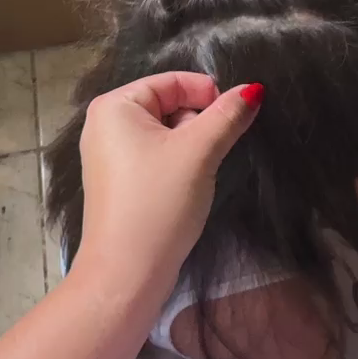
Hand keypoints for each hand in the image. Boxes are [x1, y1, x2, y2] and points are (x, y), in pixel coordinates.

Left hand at [74, 73, 263, 292]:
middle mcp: (104, 122)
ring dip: (190, 144)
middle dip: (197, 122)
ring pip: (164, 131)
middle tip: (212, 152)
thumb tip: (253, 88)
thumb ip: (227, 115)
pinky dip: (176, 162)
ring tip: (199, 171)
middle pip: (168, 103)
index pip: (172, 81)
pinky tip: (185, 186)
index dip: (207, 93)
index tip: (234, 116)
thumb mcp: (199, 152)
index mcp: (115, 105)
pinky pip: (153, 154)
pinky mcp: (116, 181)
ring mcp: (107, 153)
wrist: (126, 277)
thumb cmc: (159, 203)